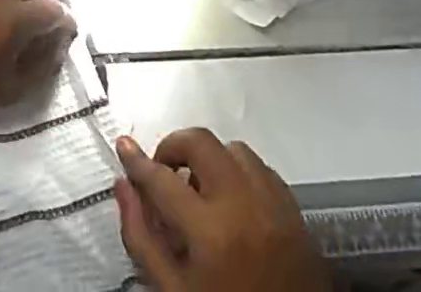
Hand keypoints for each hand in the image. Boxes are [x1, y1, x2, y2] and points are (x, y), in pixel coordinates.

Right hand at [114, 129, 328, 291]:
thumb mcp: (171, 289)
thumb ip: (139, 235)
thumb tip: (124, 187)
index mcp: (210, 232)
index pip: (160, 177)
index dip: (135, 160)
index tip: (125, 149)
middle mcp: (244, 209)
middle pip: (200, 143)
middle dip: (173, 147)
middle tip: (163, 170)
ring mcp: (275, 209)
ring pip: (235, 150)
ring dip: (209, 159)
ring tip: (199, 187)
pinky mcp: (296, 216)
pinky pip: (263, 171)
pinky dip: (240, 174)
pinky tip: (230, 198)